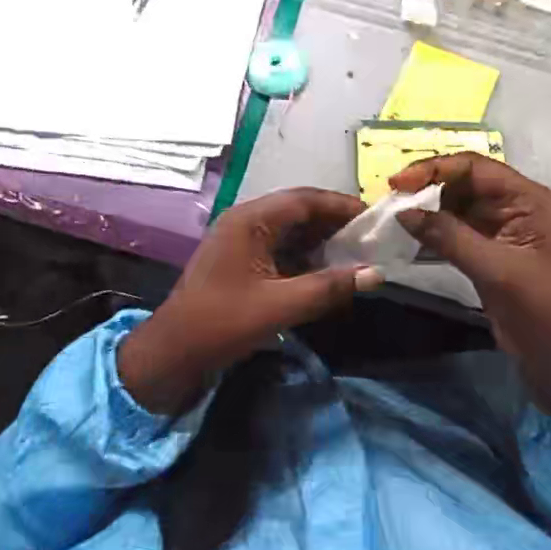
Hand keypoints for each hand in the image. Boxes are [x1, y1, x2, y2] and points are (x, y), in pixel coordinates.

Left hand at [119, 188, 380, 412]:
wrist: (174, 350)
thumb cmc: (223, 322)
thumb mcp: (281, 305)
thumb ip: (329, 287)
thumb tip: (376, 273)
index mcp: (249, 220)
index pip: (304, 199)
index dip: (341, 206)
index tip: (375, 217)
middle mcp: (243, 221)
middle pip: (296, 210)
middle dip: (333, 222)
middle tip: (370, 237)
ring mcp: (238, 240)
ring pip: (287, 230)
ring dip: (319, 240)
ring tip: (356, 254)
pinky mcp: (238, 260)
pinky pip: (277, 248)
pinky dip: (303, 256)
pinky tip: (325, 272)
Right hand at [390, 153, 550, 431]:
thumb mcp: (500, 272)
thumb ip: (450, 237)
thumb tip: (404, 212)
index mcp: (527, 202)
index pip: (473, 168)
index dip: (433, 170)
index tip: (395, 185)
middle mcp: (512, 212)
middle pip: (460, 186)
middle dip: (423, 191)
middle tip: (386, 206)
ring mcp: (499, 238)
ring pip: (452, 212)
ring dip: (423, 215)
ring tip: (388, 224)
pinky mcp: (487, 262)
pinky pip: (452, 239)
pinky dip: (428, 239)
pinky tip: (403, 246)